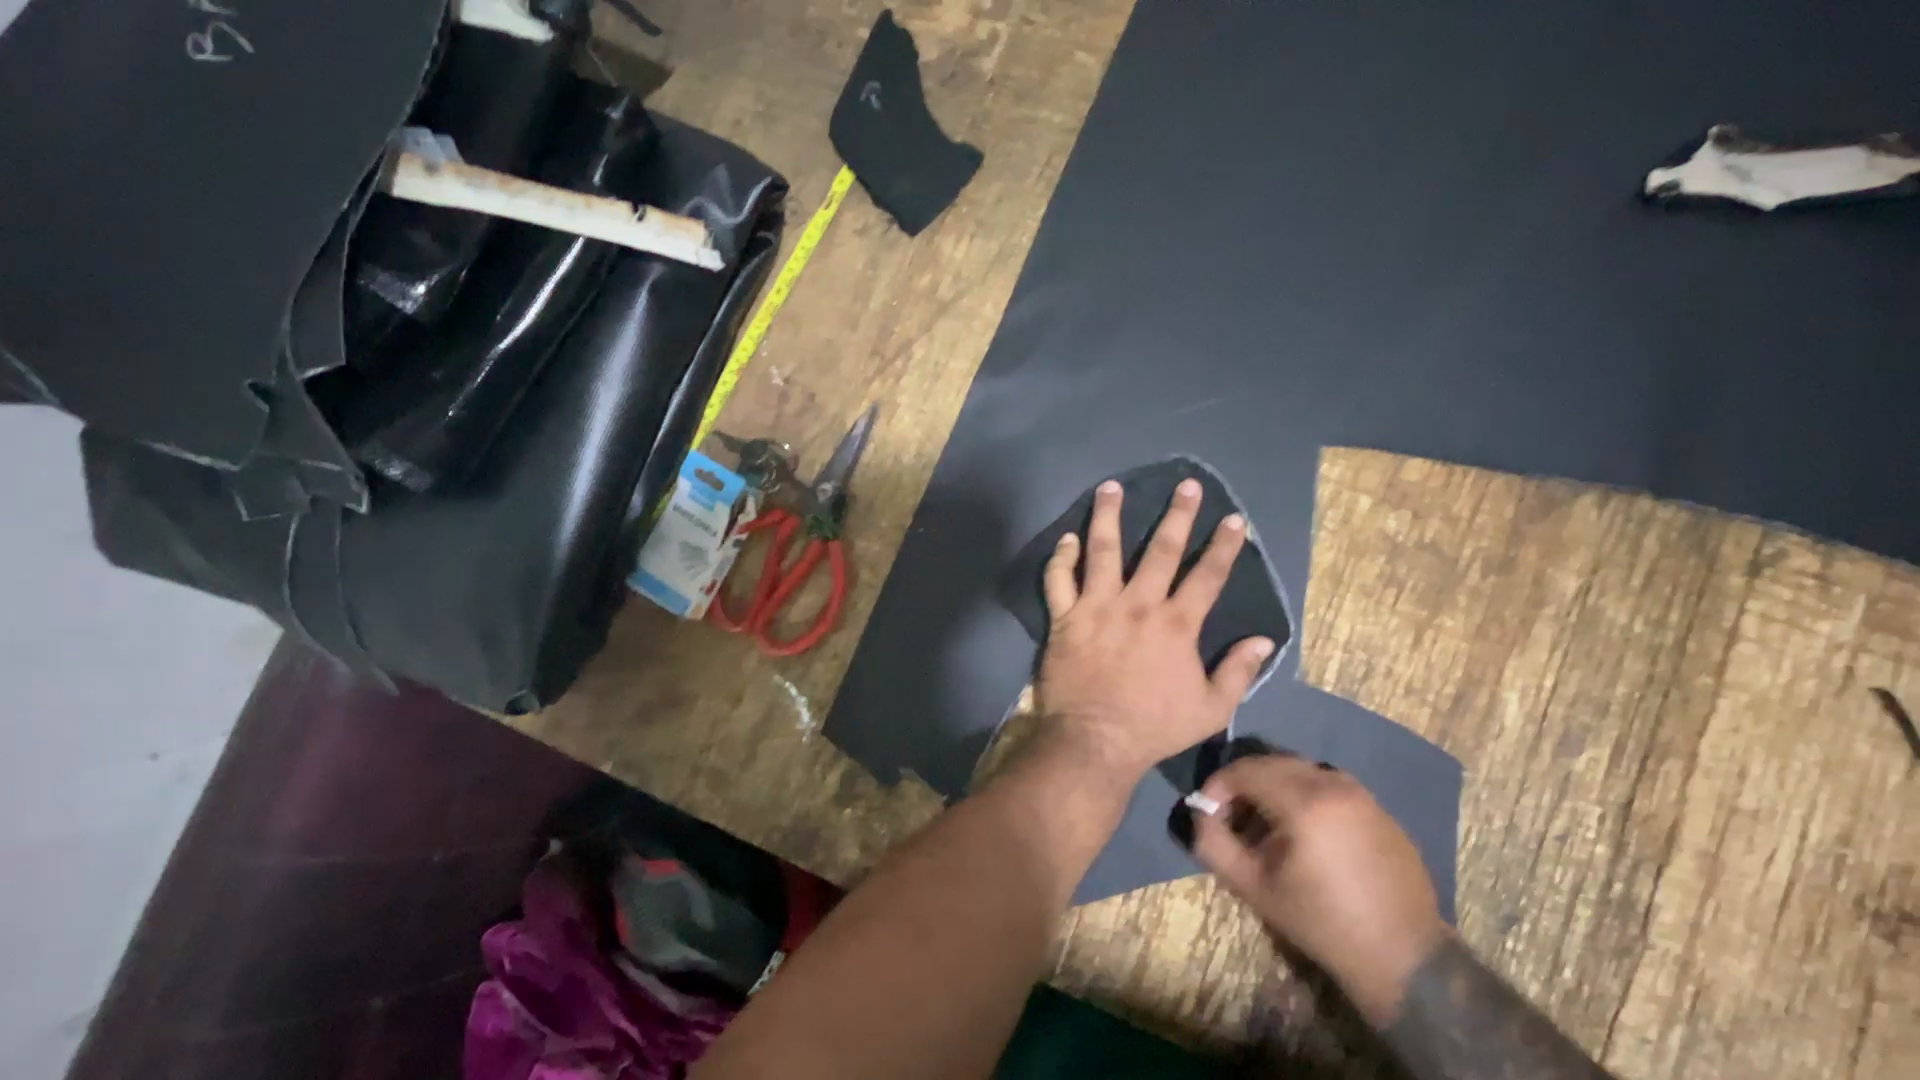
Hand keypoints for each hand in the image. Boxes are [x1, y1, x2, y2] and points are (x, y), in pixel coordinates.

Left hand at [1034, 478, 1275, 778]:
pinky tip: (1067, 538)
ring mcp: (1098, 607)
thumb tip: (1264, 640)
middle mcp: (1138, 604)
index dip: (1224, 546)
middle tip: (1186, 485)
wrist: (1094, 740)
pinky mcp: (1065, 619)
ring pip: (1103, 551)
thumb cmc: (1154, 726)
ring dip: (1108, 516)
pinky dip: (1061, 558)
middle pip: (1161, 550)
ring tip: (1111, 487)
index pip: (1208, 576)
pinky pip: (1059, 581)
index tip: (1234, 519)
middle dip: (1178, 515)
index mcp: (1176, 624)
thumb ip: (1238, 672)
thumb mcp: (1210, 708)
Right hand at [1190, 754, 1447, 1026]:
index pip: (1245, 769)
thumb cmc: (1320, 922)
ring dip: (1275, 788)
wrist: (1401, 954)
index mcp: (1304, 802)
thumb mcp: (1253, 887)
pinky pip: (1331, 788)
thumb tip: (1201, 814)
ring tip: (1266, 827)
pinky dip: (1306, 797)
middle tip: (1232, 818)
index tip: (1208, 812)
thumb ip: (1215, 843)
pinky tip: (1304, 835)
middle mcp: (1335, 785)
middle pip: (1274, 763)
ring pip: (1303, 771)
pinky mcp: (1380, 809)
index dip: (1218, 785)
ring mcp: (1363, 794)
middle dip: (1245, 784)